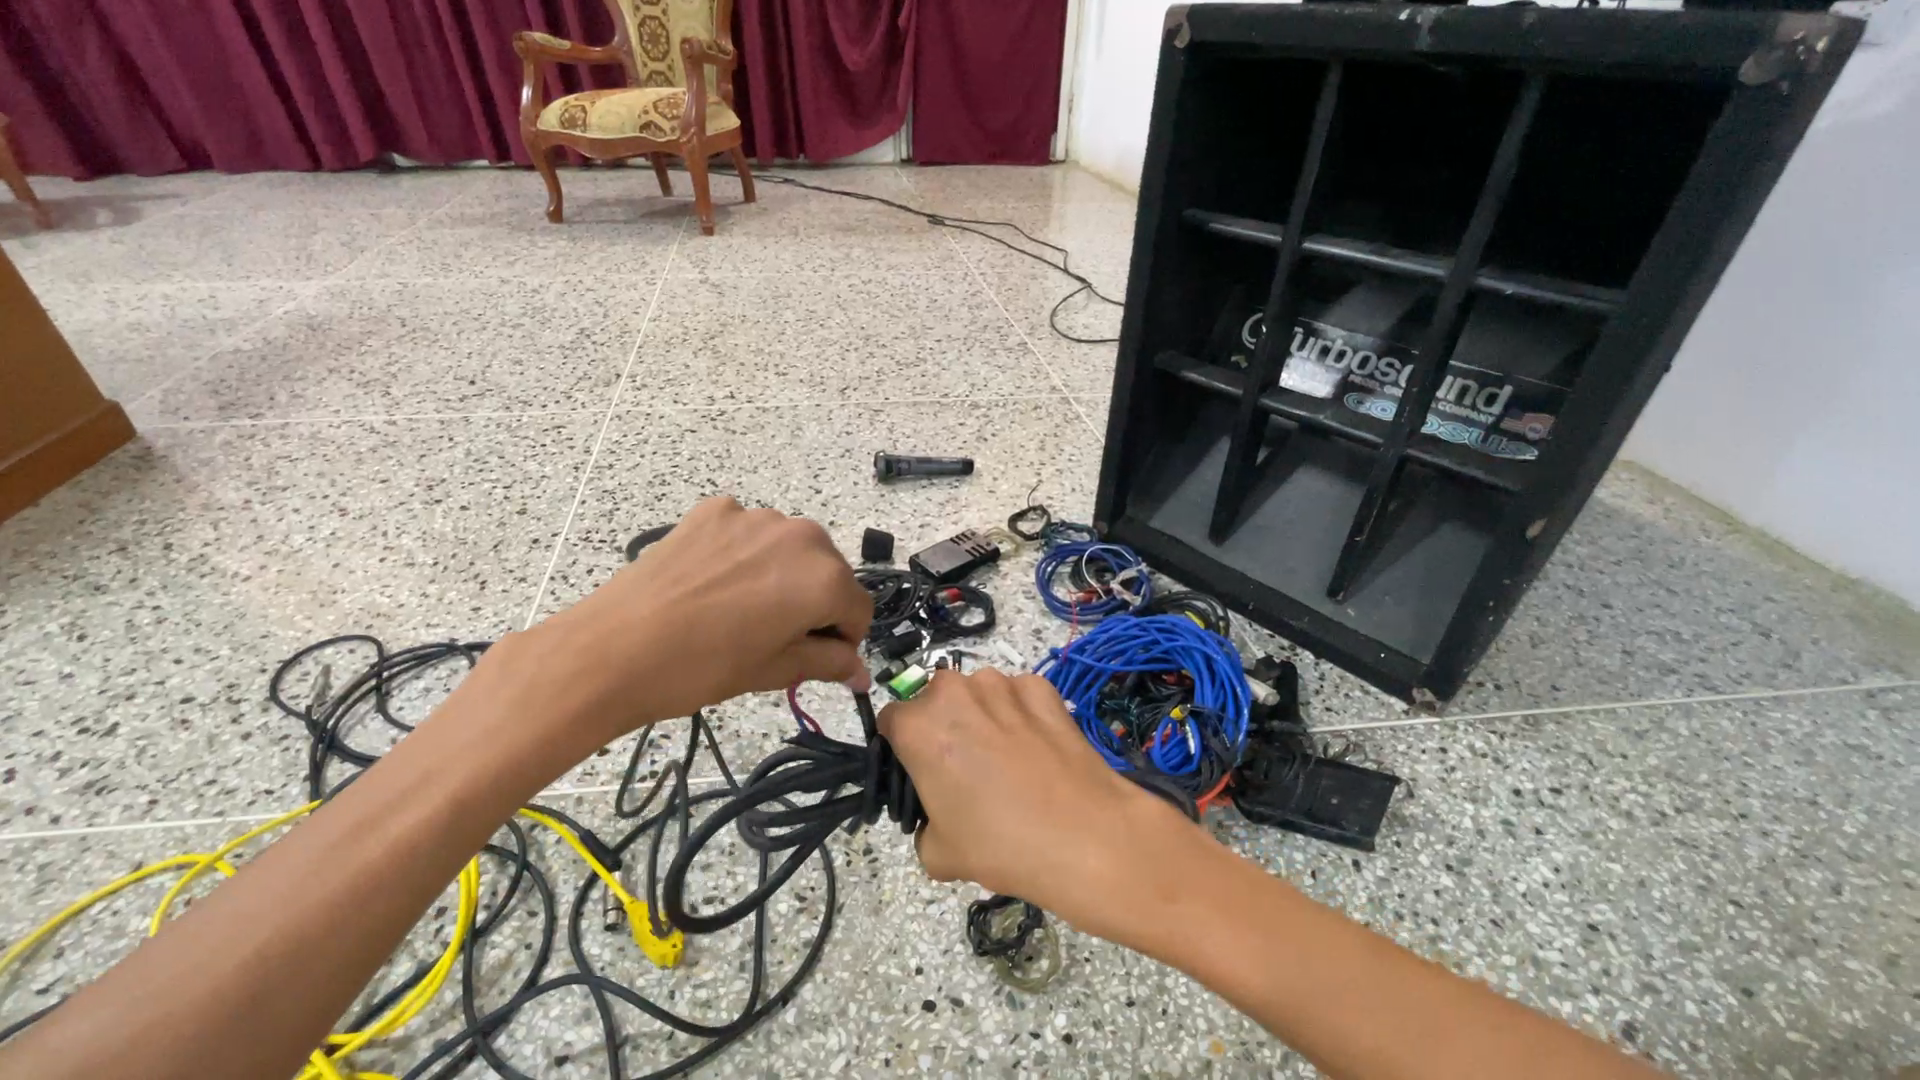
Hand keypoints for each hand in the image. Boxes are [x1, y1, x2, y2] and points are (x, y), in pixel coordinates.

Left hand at [529, 498, 872, 740]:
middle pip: (829, 572)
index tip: (816, 657)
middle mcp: (800, 536)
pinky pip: (749, 532)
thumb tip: (859, 672)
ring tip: (739, 610)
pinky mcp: (715, 510)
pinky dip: (744, 555)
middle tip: (775, 637)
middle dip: (815, 602)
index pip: (858, 608)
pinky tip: (715, 584)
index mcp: (824, 579)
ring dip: (781, 575)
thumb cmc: (702, 668)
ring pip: (790, 549)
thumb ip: (827, 662)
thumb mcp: (774, 670)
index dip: (842, 638)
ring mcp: (754, 517)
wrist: (614, 647)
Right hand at [878, 668, 1202, 941]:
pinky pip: (1019, 697)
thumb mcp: (937, 853)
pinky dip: (1021, 716)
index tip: (919, 772)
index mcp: (918, 727)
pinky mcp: (1043, 689)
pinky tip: (1036, 752)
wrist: (1086, 837)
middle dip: (944, 729)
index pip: (890, 721)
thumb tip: (937, 819)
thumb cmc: (1002, 845)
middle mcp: (955, 692)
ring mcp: (1003, 685)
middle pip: (935, 702)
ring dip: (983, 719)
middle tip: (965, 773)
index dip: (902, 748)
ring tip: (1007, 764)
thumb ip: (922, 825)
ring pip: (978, 696)